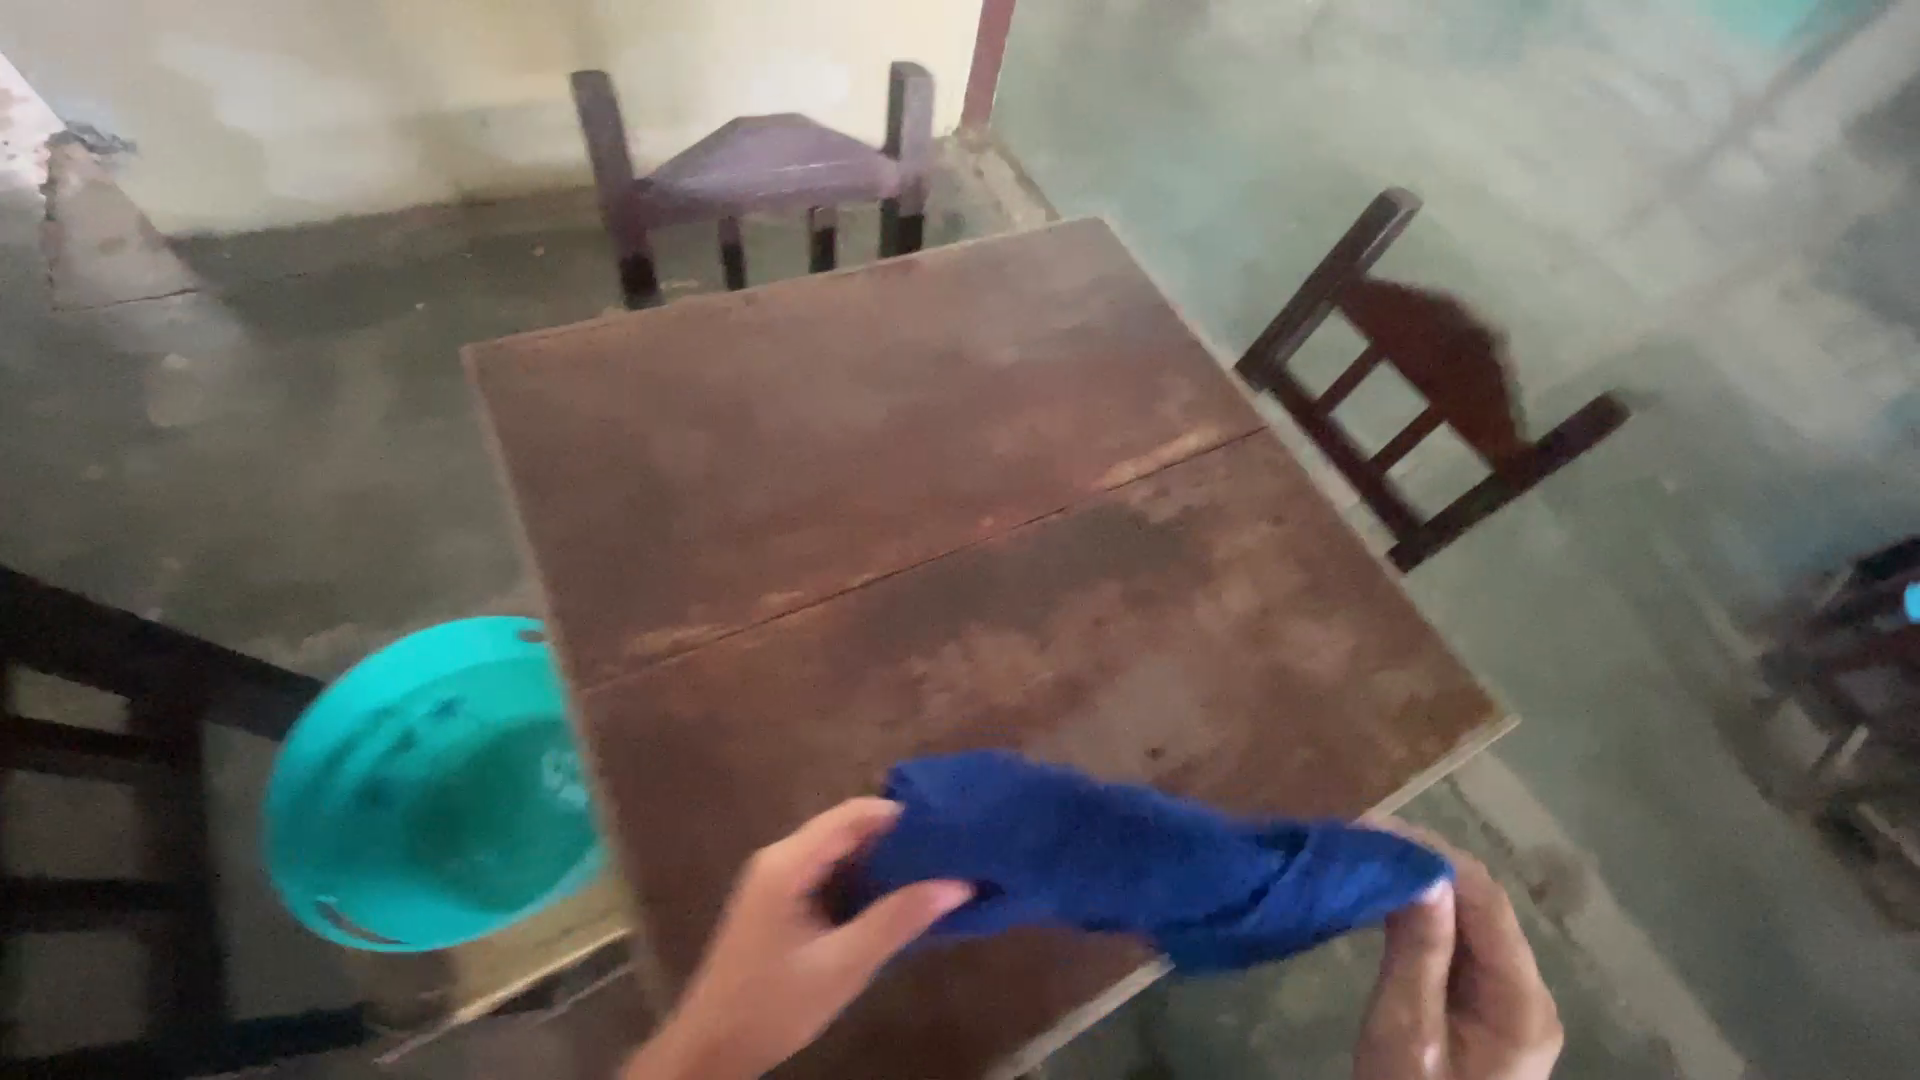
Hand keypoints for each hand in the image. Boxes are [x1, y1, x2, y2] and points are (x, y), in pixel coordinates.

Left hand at [624, 798, 971, 1079]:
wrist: (709, 1053)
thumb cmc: (772, 1006)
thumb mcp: (842, 966)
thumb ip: (897, 920)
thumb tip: (957, 885)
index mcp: (788, 862)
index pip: (853, 815)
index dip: (901, 816)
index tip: (947, 829)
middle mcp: (781, 858)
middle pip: (848, 829)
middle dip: (897, 839)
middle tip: (948, 852)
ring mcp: (778, 879)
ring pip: (840, 852)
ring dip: (882, 861)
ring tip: (933, 872)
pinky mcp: (781, 901)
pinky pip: (829, 873)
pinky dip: (863, 880)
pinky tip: (895, 899)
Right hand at [1354, 823, 1562, 1079]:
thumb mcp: (1406, 1030)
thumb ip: (1418, 952)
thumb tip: (1423, 872)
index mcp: (1521, 1002)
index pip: (1486, 901)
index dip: (1433, 854)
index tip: (1373, 828)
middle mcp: (1528, 992)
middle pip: (1482, 903)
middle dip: (1424, 861)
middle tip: (1360, 837)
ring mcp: (1510, 998)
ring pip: (1470, 916)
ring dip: (1421, 880)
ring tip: (1367, 855)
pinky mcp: (1486, 1003)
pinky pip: (1460, 939)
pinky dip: (1423, 908)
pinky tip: (1387, 894)